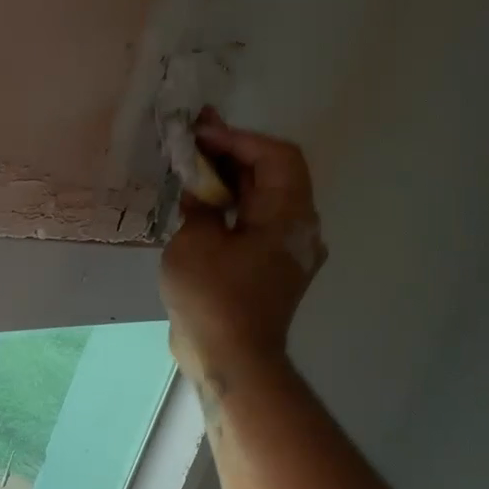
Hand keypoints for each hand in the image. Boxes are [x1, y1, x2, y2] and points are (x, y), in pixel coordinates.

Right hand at [160, 110, 326, 385]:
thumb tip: (201, 189)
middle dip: (233, 151)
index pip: (278, 157)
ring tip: (189, 164)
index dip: (239, 138)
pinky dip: (229, 204)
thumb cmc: (214, 295)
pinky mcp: (268, 266)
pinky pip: (253, 221)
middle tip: (192, 136)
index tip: (199, 134)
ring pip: (263, 197)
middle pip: (273, 174)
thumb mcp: (195, 242)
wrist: (232, 355)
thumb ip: (202, 206)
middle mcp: (299, 229)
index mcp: (289, 217)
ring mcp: (286, 250)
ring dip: (229, 177)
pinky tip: (198, 204)